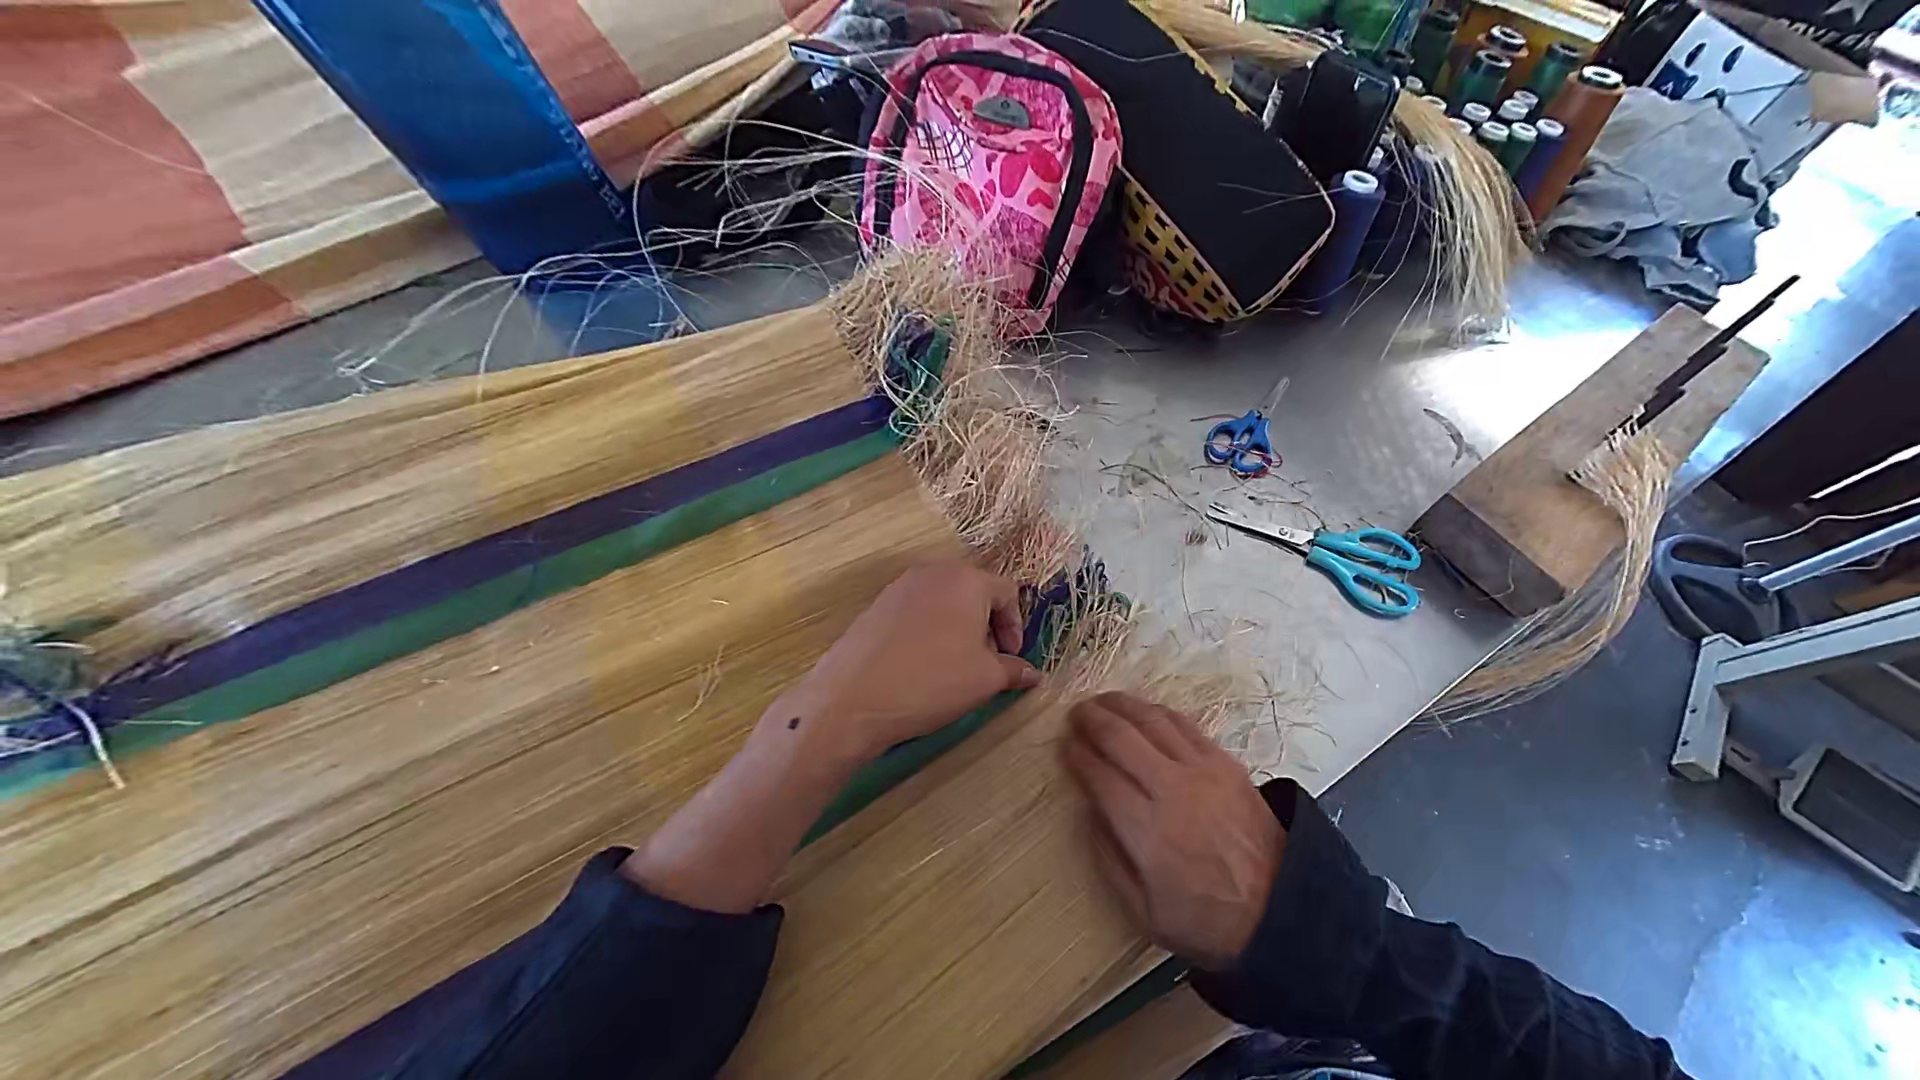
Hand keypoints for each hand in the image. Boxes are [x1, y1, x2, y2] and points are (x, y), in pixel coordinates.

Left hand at [624, 561, 1037, 912]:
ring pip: (941, 605)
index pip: (1007, 590)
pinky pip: (914, 617)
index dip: (1018, 625)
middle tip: (989, 668)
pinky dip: (927, 640)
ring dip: (956, 635)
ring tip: (954, 679)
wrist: (834, 708)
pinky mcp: (866, 616)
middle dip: (989, 627)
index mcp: (955, 579)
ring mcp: (890, 594)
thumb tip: (1032, 678)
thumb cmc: (917, 689)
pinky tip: (918, 679)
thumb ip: (1010, 672)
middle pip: (974, 593)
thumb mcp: (978, 682)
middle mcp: (922, 575)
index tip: (1012, 661)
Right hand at [1062, 692, 1285, 970]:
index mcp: (1147, 831)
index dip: (1076, 755)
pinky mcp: (1225, 763)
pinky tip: (1142, 711)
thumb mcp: (1143, 912)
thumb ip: (1108, 859)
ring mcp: (1202, 771)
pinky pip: (1184, 724)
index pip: (1099, 775)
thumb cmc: (1205, 920)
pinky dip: (1157, 711)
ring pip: (1151, 721)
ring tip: (1101, 702)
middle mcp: (1171, 790)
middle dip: (1091, 720)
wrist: (1283, 912)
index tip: (1063, 746)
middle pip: (1120, 737)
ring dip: (1120, 705)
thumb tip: (1089, 811)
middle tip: (1074, 714)